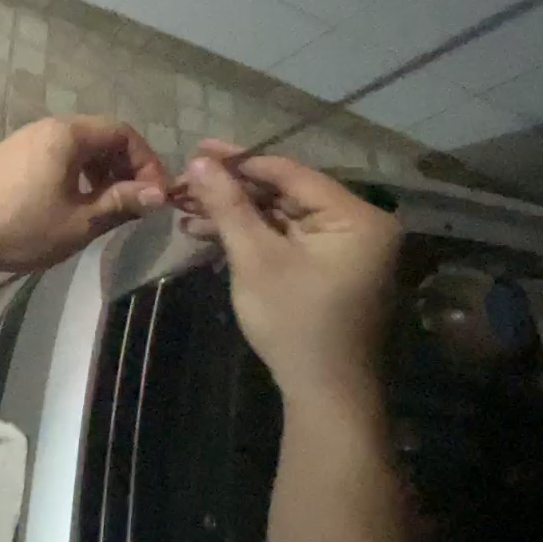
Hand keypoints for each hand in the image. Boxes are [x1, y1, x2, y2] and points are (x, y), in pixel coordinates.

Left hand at [0, 116, 171, 272]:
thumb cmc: (20, 226)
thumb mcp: (78, 221)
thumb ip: (120, 204)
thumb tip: (157, 194)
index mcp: (66, 134)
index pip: (123, 132)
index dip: (147, 162)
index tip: (155, 197)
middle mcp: (46, 127)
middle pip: (101, 137)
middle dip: (126, 168)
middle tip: (136, 205)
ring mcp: (25, 140)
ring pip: (79, 148)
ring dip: (102, 173)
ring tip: (108, 208)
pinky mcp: (12, 157)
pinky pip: (57, 157)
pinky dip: (77, 175)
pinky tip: (74, 205)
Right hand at [178, 140, 401, 412]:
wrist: (323, 391)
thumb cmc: (294, 320)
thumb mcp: (255, 257)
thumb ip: (228, 204)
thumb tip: (198, 160)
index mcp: (355, 217)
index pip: (290, 173)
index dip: (239, 161)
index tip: (196, 150)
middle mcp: (357, 225)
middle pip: (283, 193)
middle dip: (231, 190)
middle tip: (184, 182)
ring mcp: (344, 248)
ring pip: (279, 216)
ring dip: (233, 213)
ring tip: (184, 208)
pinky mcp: (327, 267)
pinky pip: (284, 238)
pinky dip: (248, 235)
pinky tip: (205, 231)